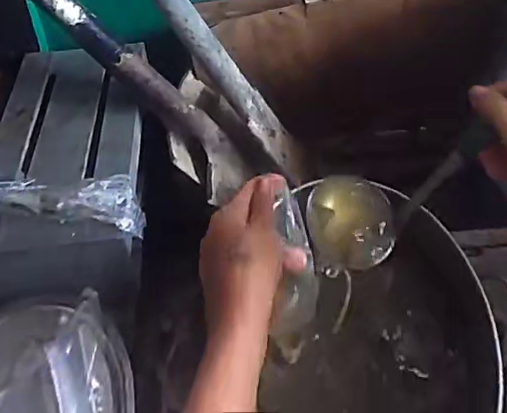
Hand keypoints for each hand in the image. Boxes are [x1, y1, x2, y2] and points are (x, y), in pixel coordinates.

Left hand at [199, 174, 306, 342]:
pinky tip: (276, 273)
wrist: (236, 326)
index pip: (247, 189)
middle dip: (270, 218)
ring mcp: (212, 257)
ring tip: (294, 258)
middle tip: (291, 223)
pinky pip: (241, 259)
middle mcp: (213, 232)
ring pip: (245, 240)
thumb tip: (265, 181)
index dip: (267, 184)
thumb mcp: (264, 233)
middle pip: (245, 215)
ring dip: (269, 244)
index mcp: (224, 216)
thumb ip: (264, 204)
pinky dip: (259, 260)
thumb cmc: (253, 272)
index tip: (285, 184)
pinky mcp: (217, 279)